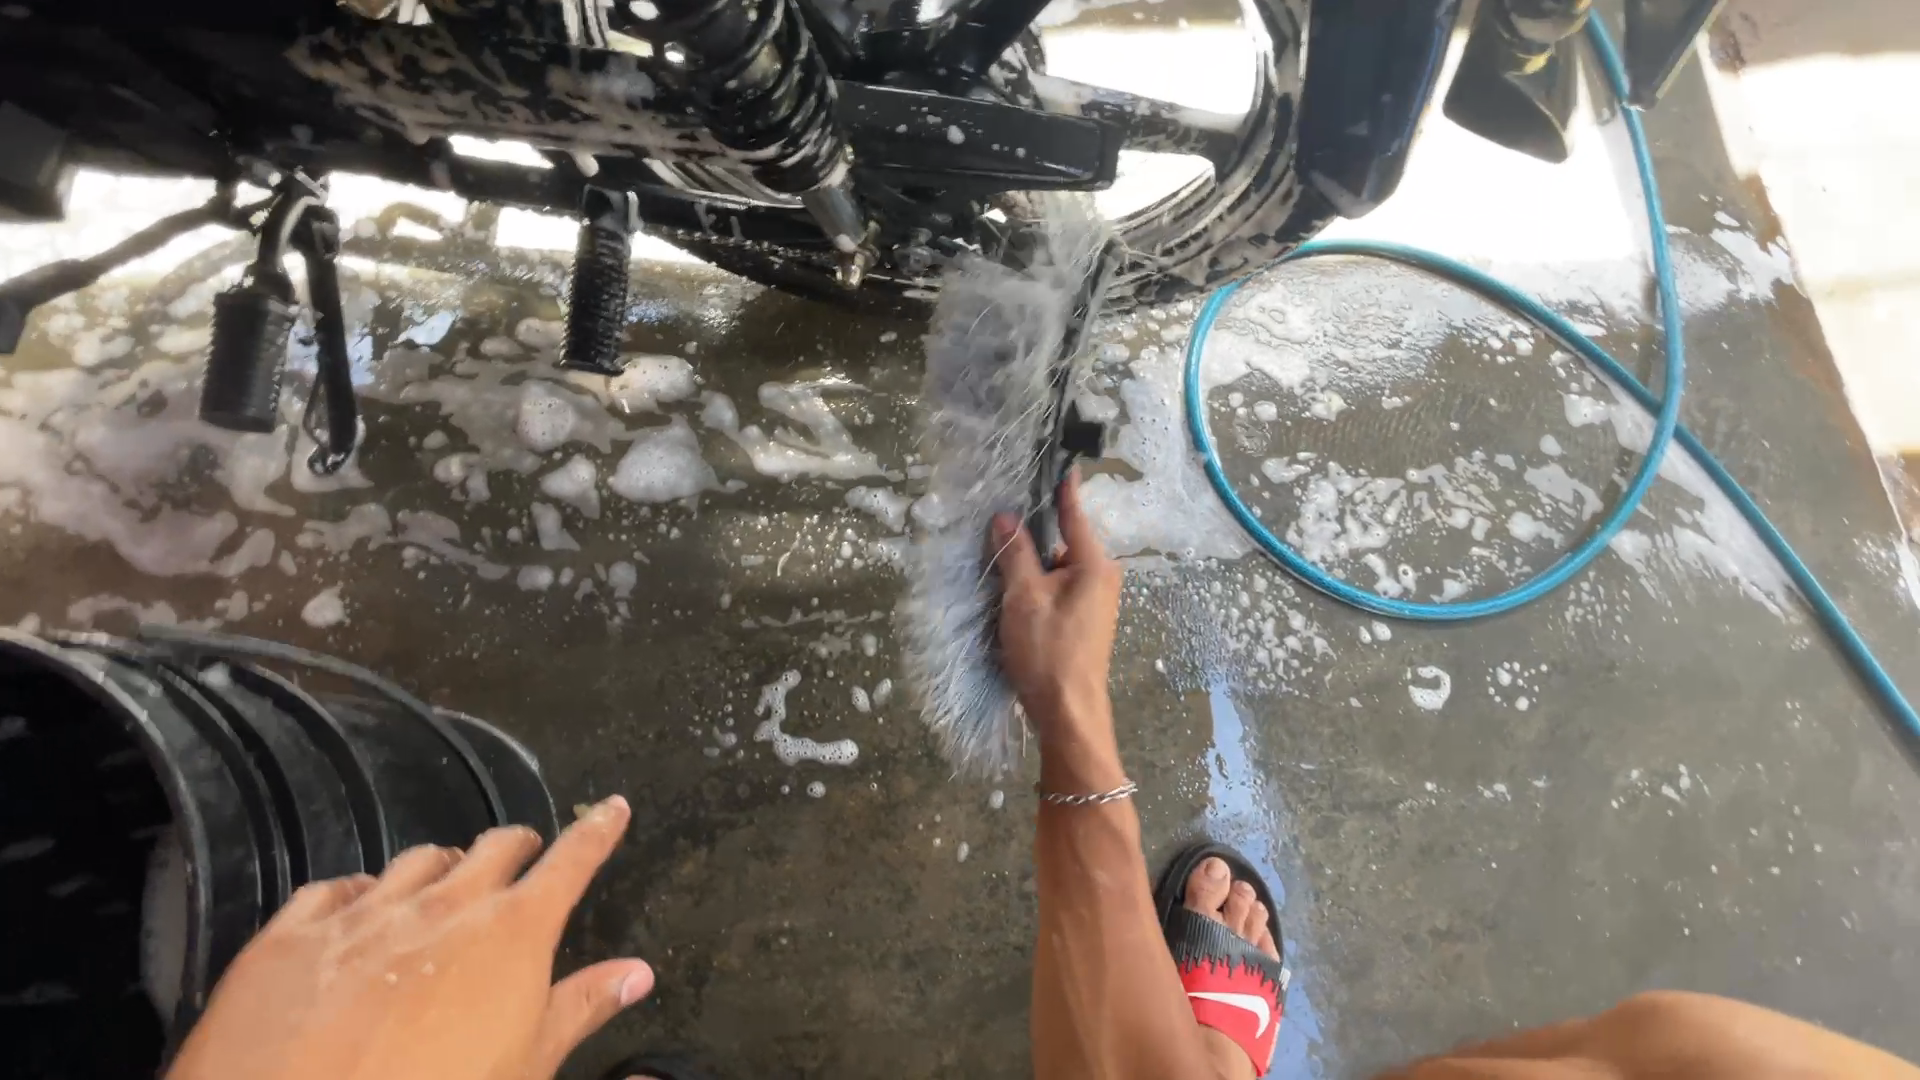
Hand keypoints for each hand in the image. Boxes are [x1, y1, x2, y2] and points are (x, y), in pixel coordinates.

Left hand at [166, 795, 650, 1079]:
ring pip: (422, 859)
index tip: (615, 806)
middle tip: (521, 866)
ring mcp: (365, 914)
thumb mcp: (525, 1067)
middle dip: (519, 848)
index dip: (600, 829)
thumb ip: (583, 1007)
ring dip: (445, 870)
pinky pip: (334, 887)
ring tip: (440, 895)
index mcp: (513, 930)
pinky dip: (359, 894)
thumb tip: (641, 971)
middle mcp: (448, 903)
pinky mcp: (287, 938)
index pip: (573, 859)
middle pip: (499, 844)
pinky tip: (355, 919)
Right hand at [992, 470, 1124, 786]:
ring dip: (1030, 570)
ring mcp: (1094, 602)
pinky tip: (1012, 602)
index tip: (1060, 460)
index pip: (1074, 513)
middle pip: (1060, 543)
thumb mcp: (1024, 597)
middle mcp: (1101, 577)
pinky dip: (1036, 590)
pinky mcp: (1083, 622)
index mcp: (1094, 564)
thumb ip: (1015, 554)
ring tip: (997, 575)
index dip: (1062, 488)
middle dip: (1030, 541)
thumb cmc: (1049, 650)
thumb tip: (1006, 518)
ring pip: (1055, 570)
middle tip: (995, 534)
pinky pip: (1057, 591)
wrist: (1069, 713)